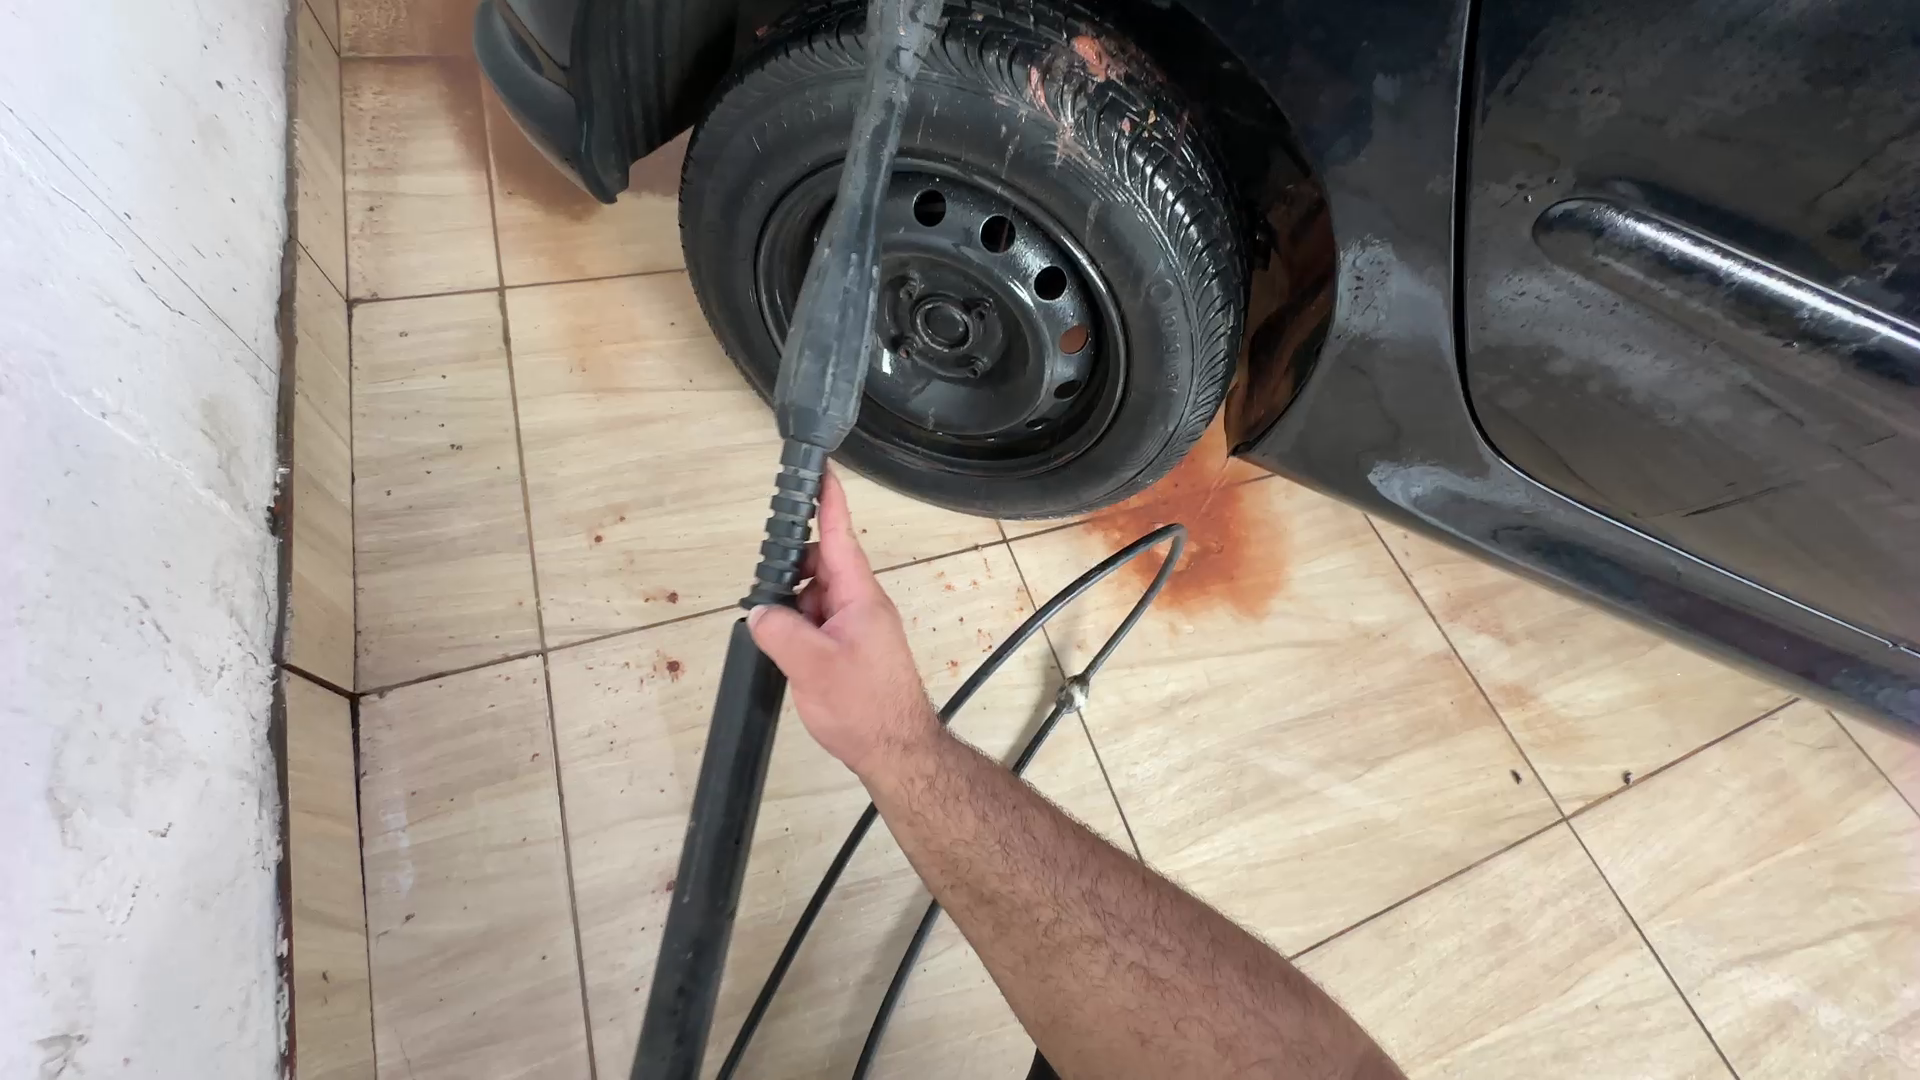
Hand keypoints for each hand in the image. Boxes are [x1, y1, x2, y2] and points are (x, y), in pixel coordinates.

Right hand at [747, 468, 939, 776]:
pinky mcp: (852, 646)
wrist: (895, 748)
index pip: (842, 535)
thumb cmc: (863, 706)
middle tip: (768, 602)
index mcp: (859, 596)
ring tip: (783, 644)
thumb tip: (761, 613)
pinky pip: (820, 623)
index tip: (821, 470)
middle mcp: (861, 603)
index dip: (829, 501)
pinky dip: (802, 630)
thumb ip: (780, 631)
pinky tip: (792, 656)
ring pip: (816, 597)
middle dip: (792, 576)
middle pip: (821, 567)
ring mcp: (858, 625)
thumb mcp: (811, 665)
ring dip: (794, 610)